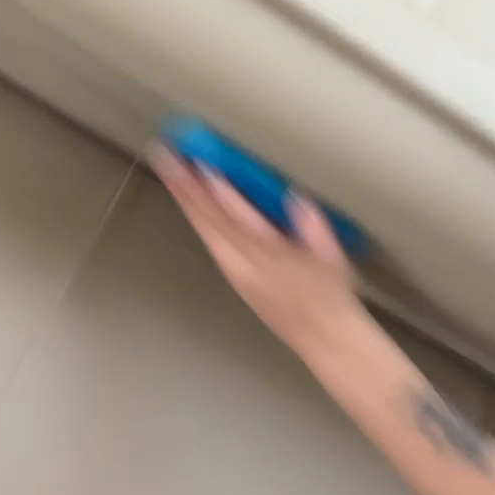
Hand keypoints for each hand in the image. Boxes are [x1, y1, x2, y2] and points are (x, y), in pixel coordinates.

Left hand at [149, 145, 371, 356]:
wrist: (323, 337)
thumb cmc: (330, 293)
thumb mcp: (329, 254)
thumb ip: (310, 223)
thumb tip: (292, 194)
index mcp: (267, 252)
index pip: (236, 214)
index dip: (216, 188)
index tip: (200, 162)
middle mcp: (242, 260)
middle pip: (206, 217)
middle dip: (183, 185)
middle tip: (163, 156)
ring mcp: (232, 268)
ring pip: (201, 226)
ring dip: (183, 196)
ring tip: (166, 169)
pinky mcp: (231, 274)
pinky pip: (207, 238)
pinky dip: (193, 215)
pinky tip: (183, 200)